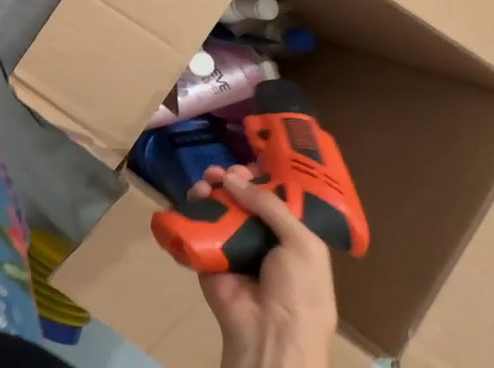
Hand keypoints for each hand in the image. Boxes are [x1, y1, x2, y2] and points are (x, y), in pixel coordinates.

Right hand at [189, 165, 337, 367]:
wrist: (268, 329)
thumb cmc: (298, 290)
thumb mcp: (302, 245)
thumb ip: (271, 207)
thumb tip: (232, 178)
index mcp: (292, 240)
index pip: (276, 203)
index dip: (263, 182)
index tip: (249, 166)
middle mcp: (262, 240)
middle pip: (243, 202)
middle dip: (233, 182)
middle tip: (223, 171)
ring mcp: (232, 246)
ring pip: (218, 209)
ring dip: (212, 190)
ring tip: (207, 180)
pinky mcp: (205, 253)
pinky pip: (195, 225)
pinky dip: (191, 207)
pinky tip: (194, 196)